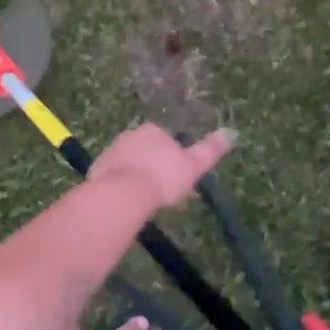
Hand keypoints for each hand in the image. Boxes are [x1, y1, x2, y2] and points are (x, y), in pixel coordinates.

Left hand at [87, 124, 234, 211]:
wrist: (124, 191)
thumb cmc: (163, 177)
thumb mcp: (193, 165)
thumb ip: (210, 150)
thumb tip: (232, 132)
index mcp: (151, 131)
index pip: (164, 138)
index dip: (171, 156)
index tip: (175, 175)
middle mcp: (128, 135)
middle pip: (143, 148)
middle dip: (151, 163)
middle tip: (160, 187)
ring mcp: (110, 150)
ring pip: (127, 161)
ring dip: (134, 173)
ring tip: (144, 196)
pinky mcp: (97, 168)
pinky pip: (112, 175)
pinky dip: (119, 183)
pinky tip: (126, 198)